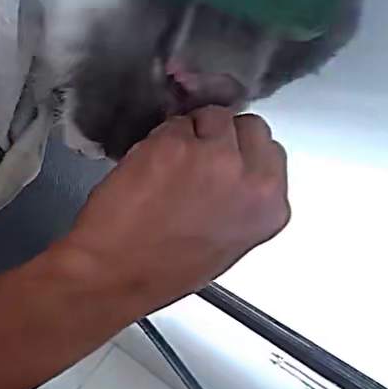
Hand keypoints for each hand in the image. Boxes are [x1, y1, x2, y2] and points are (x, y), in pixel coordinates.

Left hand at [54, 107, 289, 313]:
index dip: (243, 151)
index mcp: (269, 208)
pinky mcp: (175, 143)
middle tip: (197, 156)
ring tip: (170, 163)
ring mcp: (214, 157)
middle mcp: (250, 179)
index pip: (271, 152)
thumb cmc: (165, 269)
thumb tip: (236, 170)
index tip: (226, 156)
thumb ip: (243, 199)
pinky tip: (149, 164)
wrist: (116, 272)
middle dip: (224, 135)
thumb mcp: (229, 241)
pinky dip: (160, 137)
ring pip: (213, 116)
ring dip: (192, 131)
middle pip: (250, 127)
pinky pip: (174, 123)